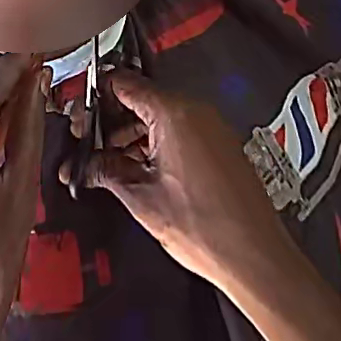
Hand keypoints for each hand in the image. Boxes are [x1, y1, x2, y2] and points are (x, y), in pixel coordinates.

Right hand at [61, 68, 284, 289]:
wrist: (257, 258)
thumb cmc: (208, 229)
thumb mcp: (142, 198)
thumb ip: (107, 171)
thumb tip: (87, 165)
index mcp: (173, 113)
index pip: (124, 83)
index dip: (97, 96)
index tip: (82, 113)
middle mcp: (194, 110)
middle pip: (141, 98)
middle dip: (113, 120)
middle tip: (91, 143)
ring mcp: (210, 126)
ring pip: (159, 115)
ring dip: (133, 133)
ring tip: (113, 162)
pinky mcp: (219, 143)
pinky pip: (180, 128)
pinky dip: (157, 141)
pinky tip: (141, 168)